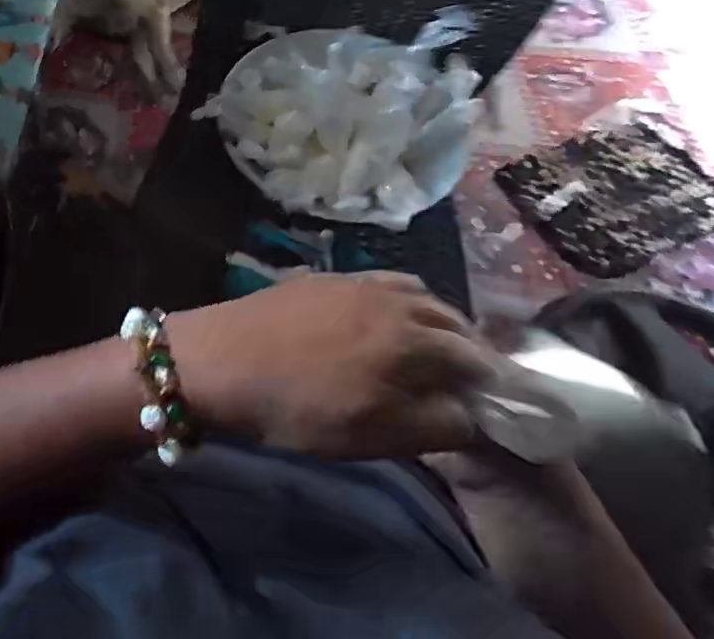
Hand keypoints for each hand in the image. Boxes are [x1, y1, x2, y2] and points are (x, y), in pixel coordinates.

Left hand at [166, 272, 494, 458]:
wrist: (214, 362)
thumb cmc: (297, 406)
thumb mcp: (377, 435)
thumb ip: (440, 423)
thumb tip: (476, 412)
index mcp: (413, 336)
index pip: (479, 359)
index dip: (495, 385)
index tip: (498, 406)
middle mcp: (388, 298)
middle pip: (449, 320)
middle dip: (468, 348)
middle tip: (467, 379)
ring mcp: (349, 281)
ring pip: (413, 295)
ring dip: (431, 321)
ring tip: (427, 350)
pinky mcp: (317, 278)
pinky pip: (375, 284)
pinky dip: (395, 302)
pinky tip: (381, 324)